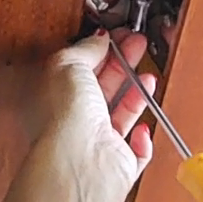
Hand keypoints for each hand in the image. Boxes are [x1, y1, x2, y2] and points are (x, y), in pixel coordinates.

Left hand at [15, 30, 155, 201]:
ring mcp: (96, 144)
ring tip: (148, 76)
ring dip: (135, 95)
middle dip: (122, 65)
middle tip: (138, 46)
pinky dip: (142, 140)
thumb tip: (98, 39)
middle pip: (101, 88)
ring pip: (119, 116)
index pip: (79, 67)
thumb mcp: (69, 64)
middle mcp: (73, 120)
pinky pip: (134, 152)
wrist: (80, 163)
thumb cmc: (65, 117)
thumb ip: (85, 48)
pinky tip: (143, 128)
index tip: (117, 36)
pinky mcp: (118, 165)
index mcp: (54, 97)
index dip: (99, 49)